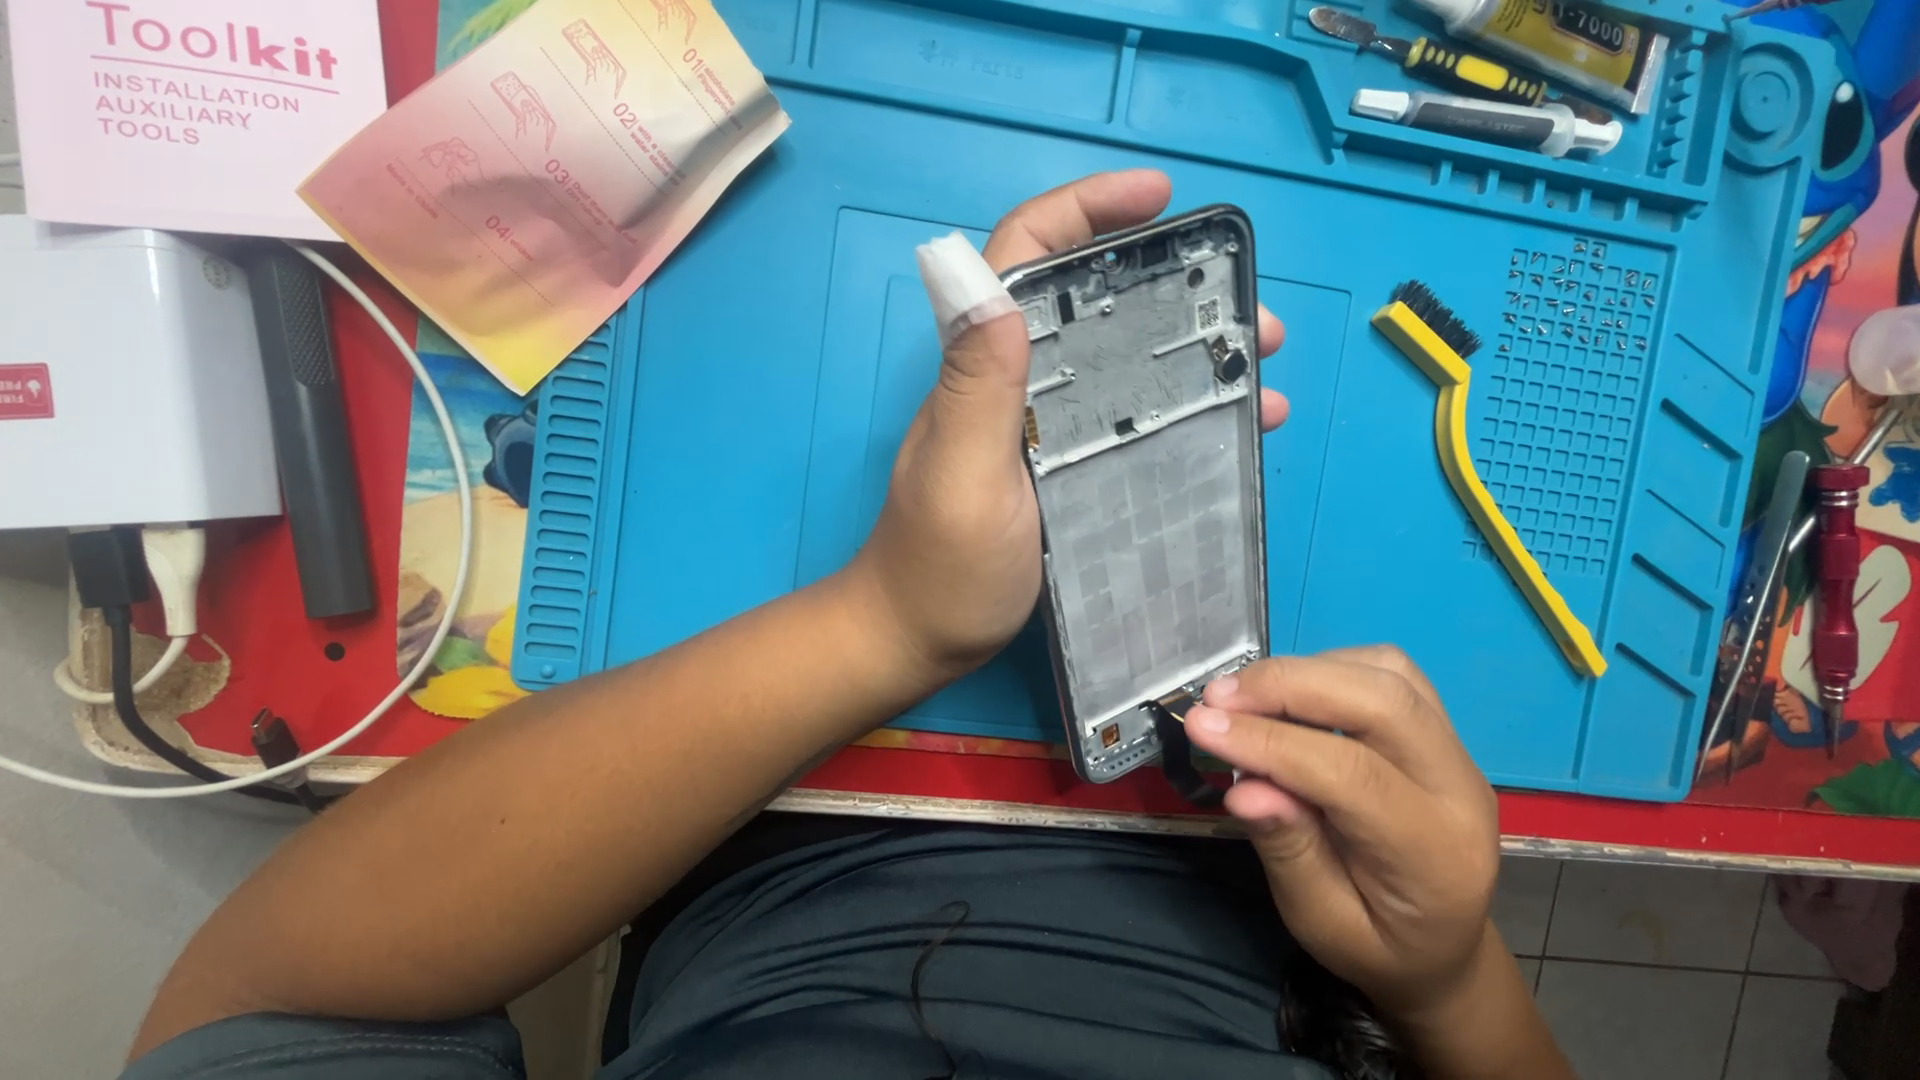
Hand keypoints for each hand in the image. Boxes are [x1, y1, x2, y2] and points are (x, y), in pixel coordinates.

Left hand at [848, 169, 1288, 679]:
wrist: (924, 637)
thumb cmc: (941, 568)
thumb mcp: (963, 478)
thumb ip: (976, 384)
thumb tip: (988, 277)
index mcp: (985, 366)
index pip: (1025, 254)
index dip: (1086, 210)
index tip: (1160, 197)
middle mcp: (1015, 381)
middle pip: (1091, 303)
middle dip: (1172, 288)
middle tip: (1249, 315)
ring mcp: (1040, 426)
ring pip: (1121, 360)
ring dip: (1192, 351)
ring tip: (1260, 369)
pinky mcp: (1062, 467)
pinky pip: (1128, 418)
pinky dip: (1182, 411)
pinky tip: (1232, 427)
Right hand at [1184, 647, 1500, 1018]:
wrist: (1442, 948)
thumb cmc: (1375, 944)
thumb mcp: (1321, 922)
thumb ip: (1288, 852)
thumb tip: (1243, 789)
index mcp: (1434, 855)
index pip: (1351, 775)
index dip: (1269, 742)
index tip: (1200, 726)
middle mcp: (1459, 790)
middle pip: (1383, 702)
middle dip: (1288, 685)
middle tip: (1216, 697)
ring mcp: (1457, 751)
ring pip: (1389, 673)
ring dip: (1307, 671)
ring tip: (1243, 695)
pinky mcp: (1442, 730)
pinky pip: (1390, 671)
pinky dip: (1330, 667)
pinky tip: (1287, 695)